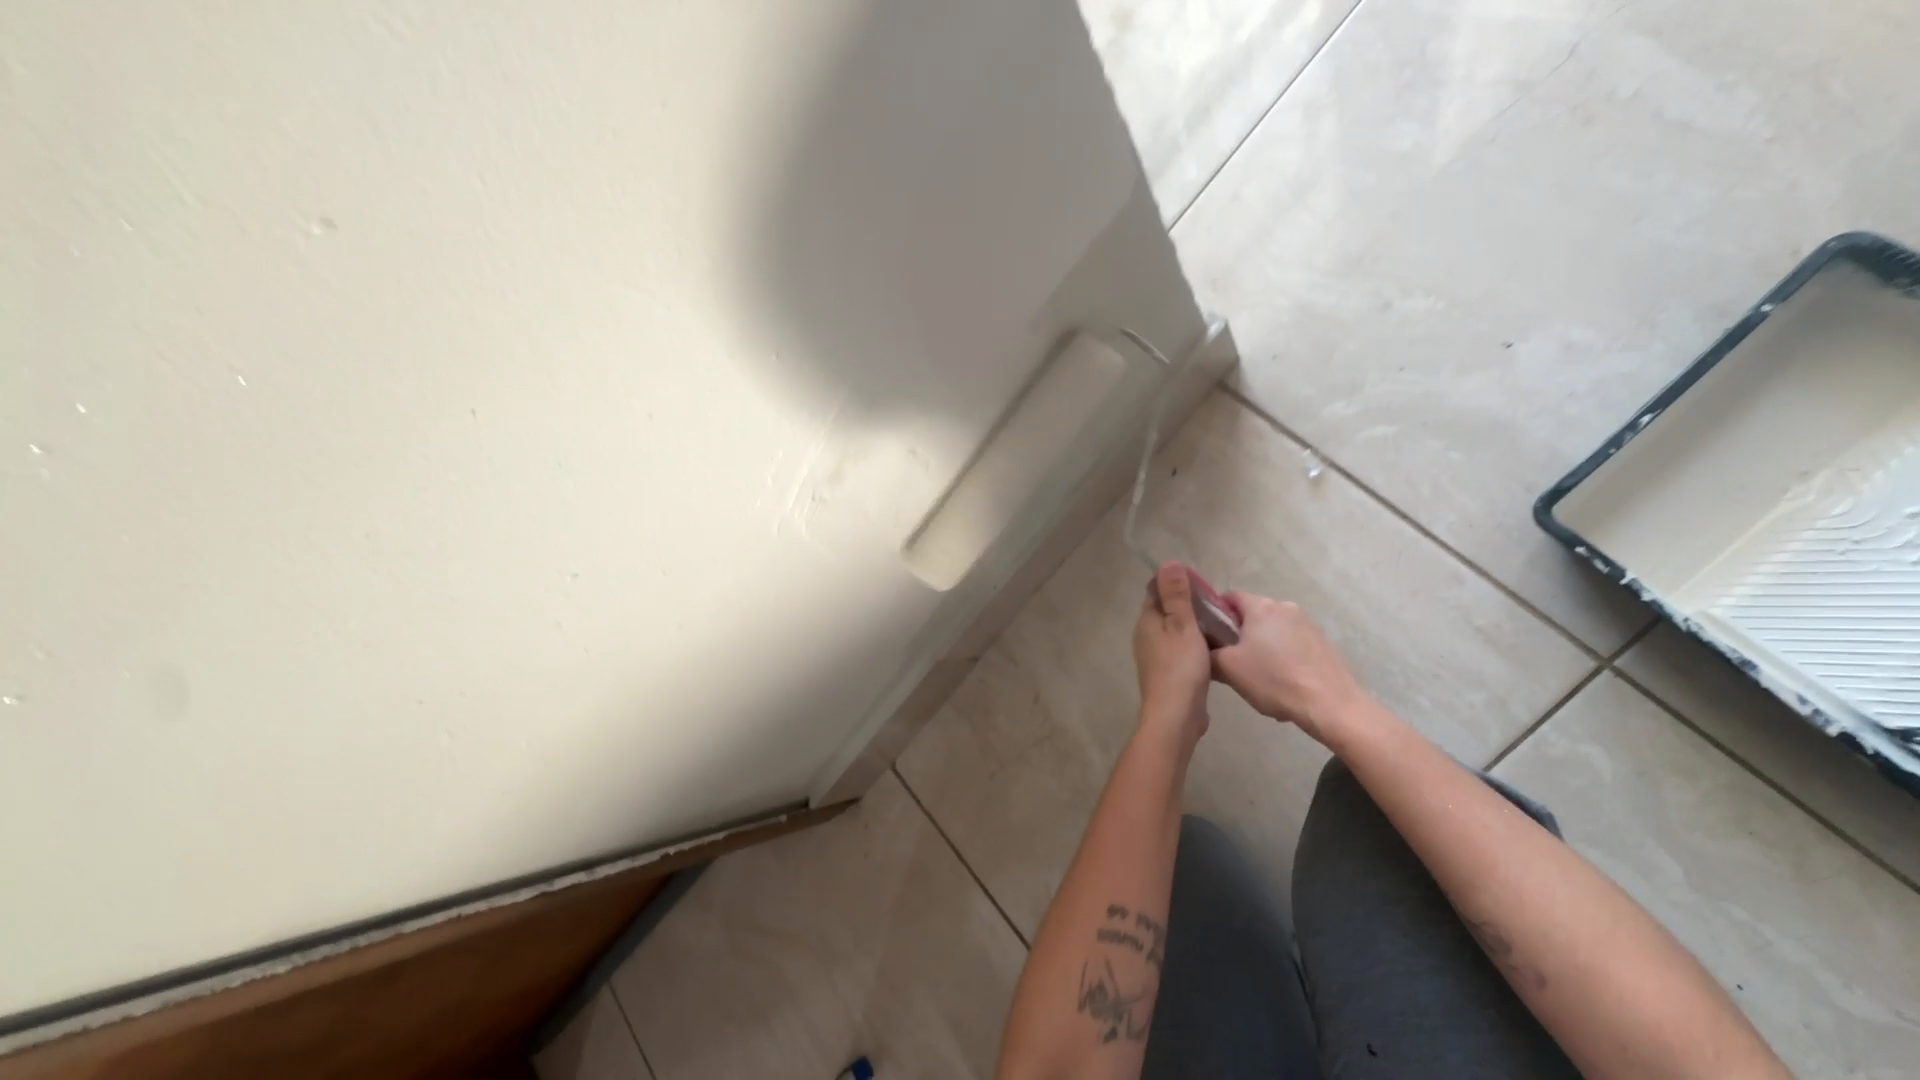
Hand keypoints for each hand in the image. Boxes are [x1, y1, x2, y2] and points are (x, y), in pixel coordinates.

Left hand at [1133, 562, 1211, 743]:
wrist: (1176, 715)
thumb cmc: (1180, 666)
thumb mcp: (1183, 624)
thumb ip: (1176, 595)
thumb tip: (1168, 563)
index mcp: (1147, 621)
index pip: (1156, 591)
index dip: (1177, 584)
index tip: (1202, 586)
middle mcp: (1146, 636)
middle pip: (1167, 611)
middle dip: (1189, 606)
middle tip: (1218, 606)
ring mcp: (1155, 656)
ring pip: (1175, 632)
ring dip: (1194, 627)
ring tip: (1221, 625)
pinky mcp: (1168, 673)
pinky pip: (1181, 651)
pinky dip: (1195, 646)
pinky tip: (1214, 650)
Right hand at [1210, 592, 1368, 744]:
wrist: (1330, 703)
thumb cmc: (1274, 680)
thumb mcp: (1228, 669)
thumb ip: (1209, 654)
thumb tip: (1203, 651)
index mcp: (1261, 607)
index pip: (1230, 597)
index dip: (1215, 613)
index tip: (1209, 635)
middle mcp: (1286, 607)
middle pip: (1253, 614)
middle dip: (1240, 634)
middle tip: (1231, 660)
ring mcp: (1309, 624)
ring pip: (1274, 631)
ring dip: (1263, 646)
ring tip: (1259, 676)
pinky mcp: (1324, 643)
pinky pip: (1294, 645)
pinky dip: (1284, 657)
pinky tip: (1283, 683)